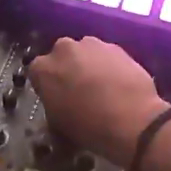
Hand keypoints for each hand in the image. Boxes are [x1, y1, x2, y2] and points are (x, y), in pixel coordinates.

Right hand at [27, 37, 168, 162]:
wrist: (132, 121)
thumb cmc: (88, 126)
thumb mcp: (58, 123)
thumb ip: (52, 106)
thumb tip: (58, 106)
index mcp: (42, 68)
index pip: (38, 73)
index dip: (48, 86)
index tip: (57, 97)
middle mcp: (63, 49)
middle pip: (61, 57)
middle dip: (68, 70)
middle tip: (79, 90)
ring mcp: (91, 44)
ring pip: (85, 53)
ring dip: (89, 65)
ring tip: (102, 87)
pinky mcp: (117, 47)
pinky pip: (107, 56)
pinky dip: (109, 66)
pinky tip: (118, 84)